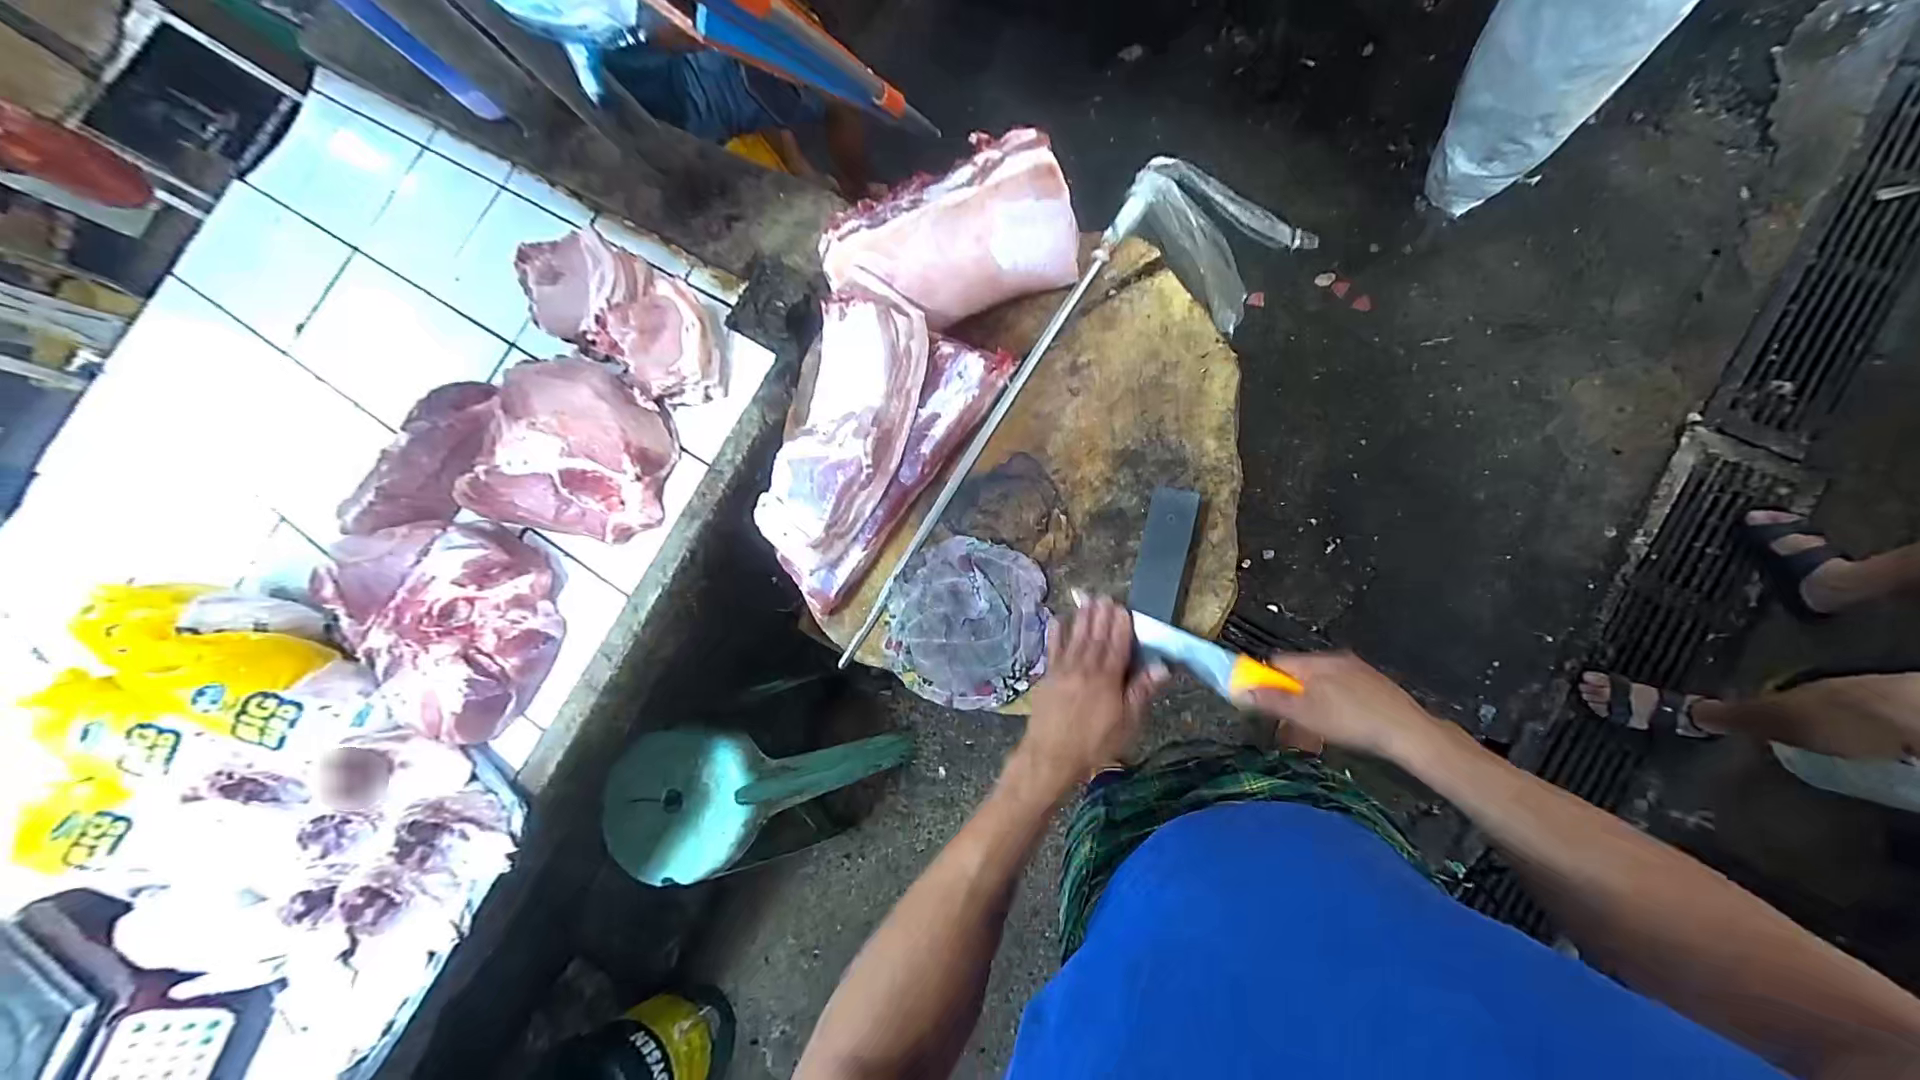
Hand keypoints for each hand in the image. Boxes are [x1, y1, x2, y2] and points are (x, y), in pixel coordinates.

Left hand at [1016, 597, 1166, 789]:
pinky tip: (1057, 620)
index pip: (1117, 645)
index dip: (1121, 626)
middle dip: (1101, 615)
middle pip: (1095, 636)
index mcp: (1108, 679)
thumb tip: (1161, 667)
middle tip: (1105, 596)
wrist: (1052, 755)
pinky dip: (1056, 633)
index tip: (1124, 608)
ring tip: (1087, 600)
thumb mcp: (1127, 723)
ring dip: (1081, 618)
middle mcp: (1085, 668)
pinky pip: (1053, 649)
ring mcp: (1064, 670)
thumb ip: (1140, 691)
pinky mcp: (1048, 677)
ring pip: (1075, 638)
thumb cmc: (1095, 743)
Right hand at [1235, 651, 1443, 761]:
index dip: (1265, 681)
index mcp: (1316, 662)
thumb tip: (1239, 689)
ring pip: (1322, 685)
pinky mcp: (1376, 686)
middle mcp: (1336, 659)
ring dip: (1313, 704)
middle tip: (1292, 723)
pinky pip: (1342, 691)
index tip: (1264, 702)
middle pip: (1298, 674)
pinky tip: (1343, 727)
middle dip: (1291, 697)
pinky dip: (1335, 706)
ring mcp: (1359, 671)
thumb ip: (1270, 700)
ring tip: (1318, 730)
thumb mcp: (1303, 714)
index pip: (1276, 662)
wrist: (1409, 734)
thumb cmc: (1353, 722)